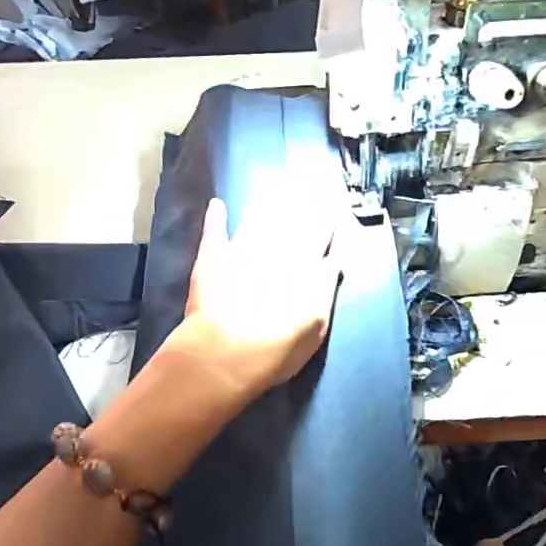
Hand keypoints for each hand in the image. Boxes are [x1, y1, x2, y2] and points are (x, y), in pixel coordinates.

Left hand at [164, 197, 340, 402]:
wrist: (227, 354)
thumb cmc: (279, 347)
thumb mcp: (316, 324)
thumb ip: (325, 287)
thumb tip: (333, 260)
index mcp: (305, 266)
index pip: (319, 236)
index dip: (326, 221)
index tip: (333, 207)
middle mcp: (276, 253)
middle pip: (290, 224)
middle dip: (301, 208)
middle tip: (308, 191)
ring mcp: (242, 253)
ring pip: (258, 223)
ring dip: (268, 208)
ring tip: (276, 194)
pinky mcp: (212, 260)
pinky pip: (215, 233)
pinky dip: (216, 220)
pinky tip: (217, 206)